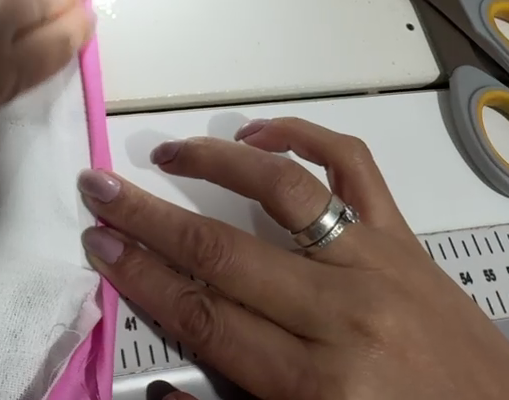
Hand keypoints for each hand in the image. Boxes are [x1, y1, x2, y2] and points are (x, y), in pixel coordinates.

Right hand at [78, 119, 508, 399]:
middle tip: (99, 186)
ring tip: (168, 153)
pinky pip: (354, 168)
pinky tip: (260, 134)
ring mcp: (380, 264)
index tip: (99, 240)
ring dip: (213, 162)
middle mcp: (344, 314)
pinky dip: (302, 136)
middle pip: (222, 249)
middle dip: (148, 216)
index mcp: (319, 387)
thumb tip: (159, 392)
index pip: (204, 313)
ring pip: (281, 189)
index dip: (142, 274)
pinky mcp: (409, 240)